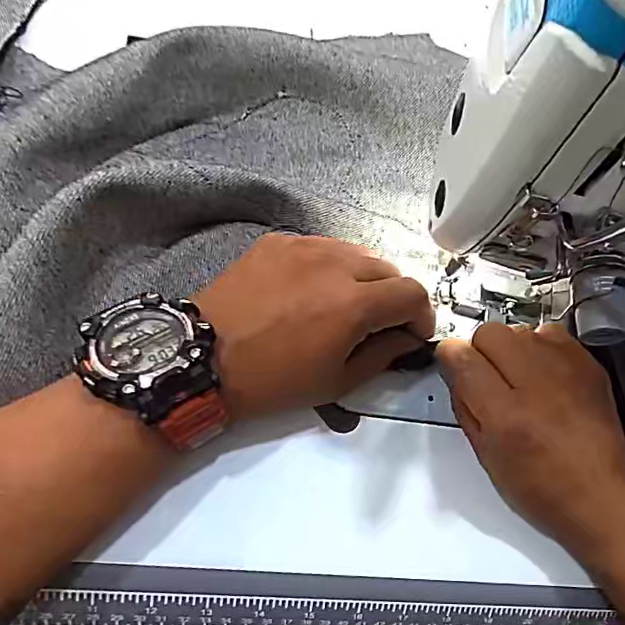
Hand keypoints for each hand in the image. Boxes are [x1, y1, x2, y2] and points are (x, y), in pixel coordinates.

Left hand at [192, 234, 434, 419]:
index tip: (411, 332)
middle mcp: (333, 264)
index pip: (413, 293)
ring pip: (354, 253)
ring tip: (342, 305)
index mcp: (353, 303)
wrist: (202, 358)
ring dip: (362, 278)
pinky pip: (319, 247)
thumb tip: (405, 339)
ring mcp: (302, 246)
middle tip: (377, 322)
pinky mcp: (277, 242)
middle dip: (392, 296)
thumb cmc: (270, 380)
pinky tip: (308, 290)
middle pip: (388, 268)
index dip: (421, 315)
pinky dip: (327, 266)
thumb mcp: (336, 382)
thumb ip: (382, 355)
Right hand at [436, 322, 624, 576]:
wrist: (601, 500)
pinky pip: (551, 334)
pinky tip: (542, 375)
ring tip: (517, 378)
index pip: (460, 355)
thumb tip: (455, 370)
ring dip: (510, 348)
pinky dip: (540, 349)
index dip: (450, 358)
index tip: (452, 366)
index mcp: (505, 414)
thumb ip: (465, 406)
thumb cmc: (544, 489)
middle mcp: (537, 384)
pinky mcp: (590, 366)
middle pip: (489, 333)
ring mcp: (568, 370)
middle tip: (486, 377)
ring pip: (519, 329)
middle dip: (480, 350)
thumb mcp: (486, 455)